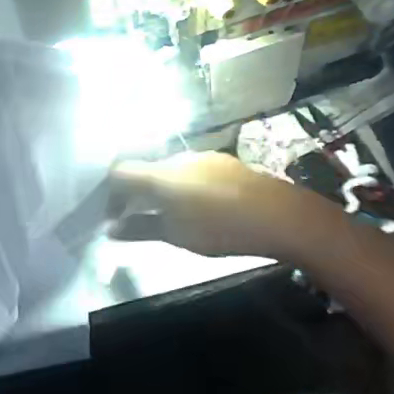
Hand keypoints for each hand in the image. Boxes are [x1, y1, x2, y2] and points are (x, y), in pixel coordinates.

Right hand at [108, 151, 337, 259]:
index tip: (114, 217)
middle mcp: (178, 158)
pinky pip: (193, 172)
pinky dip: (185, 188)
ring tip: (171, 216)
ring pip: (170, 171)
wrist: (283, 217)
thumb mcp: (176, 235)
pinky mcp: (226, 163)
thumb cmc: (221, 229)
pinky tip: (200, 208)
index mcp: (160, 173)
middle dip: (136, 193)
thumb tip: (111, 228)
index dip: (111, 194)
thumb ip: (140, 229)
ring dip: (162, 190)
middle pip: (145, 170)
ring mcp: (205, 158)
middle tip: (138, 219)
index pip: (120, 172)